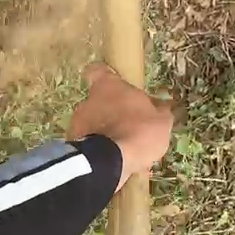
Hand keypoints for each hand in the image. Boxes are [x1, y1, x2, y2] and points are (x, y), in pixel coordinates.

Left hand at [66, 62, 173, 190]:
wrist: (110, 163)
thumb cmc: (139, 131)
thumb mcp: (161, 121)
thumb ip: (159, 111)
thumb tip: (161, 106)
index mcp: (108, 87)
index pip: (98, 71)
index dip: (104, 76)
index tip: (113, 84)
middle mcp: (87, 101)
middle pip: (98, 102)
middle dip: (110, 112)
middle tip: (128, 126)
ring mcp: (76, 124)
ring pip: (92, 125)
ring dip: (104, 133)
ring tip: (123, 150)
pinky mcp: (74, 146)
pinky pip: (89, 144)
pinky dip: (99, 150)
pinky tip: (114, 162)